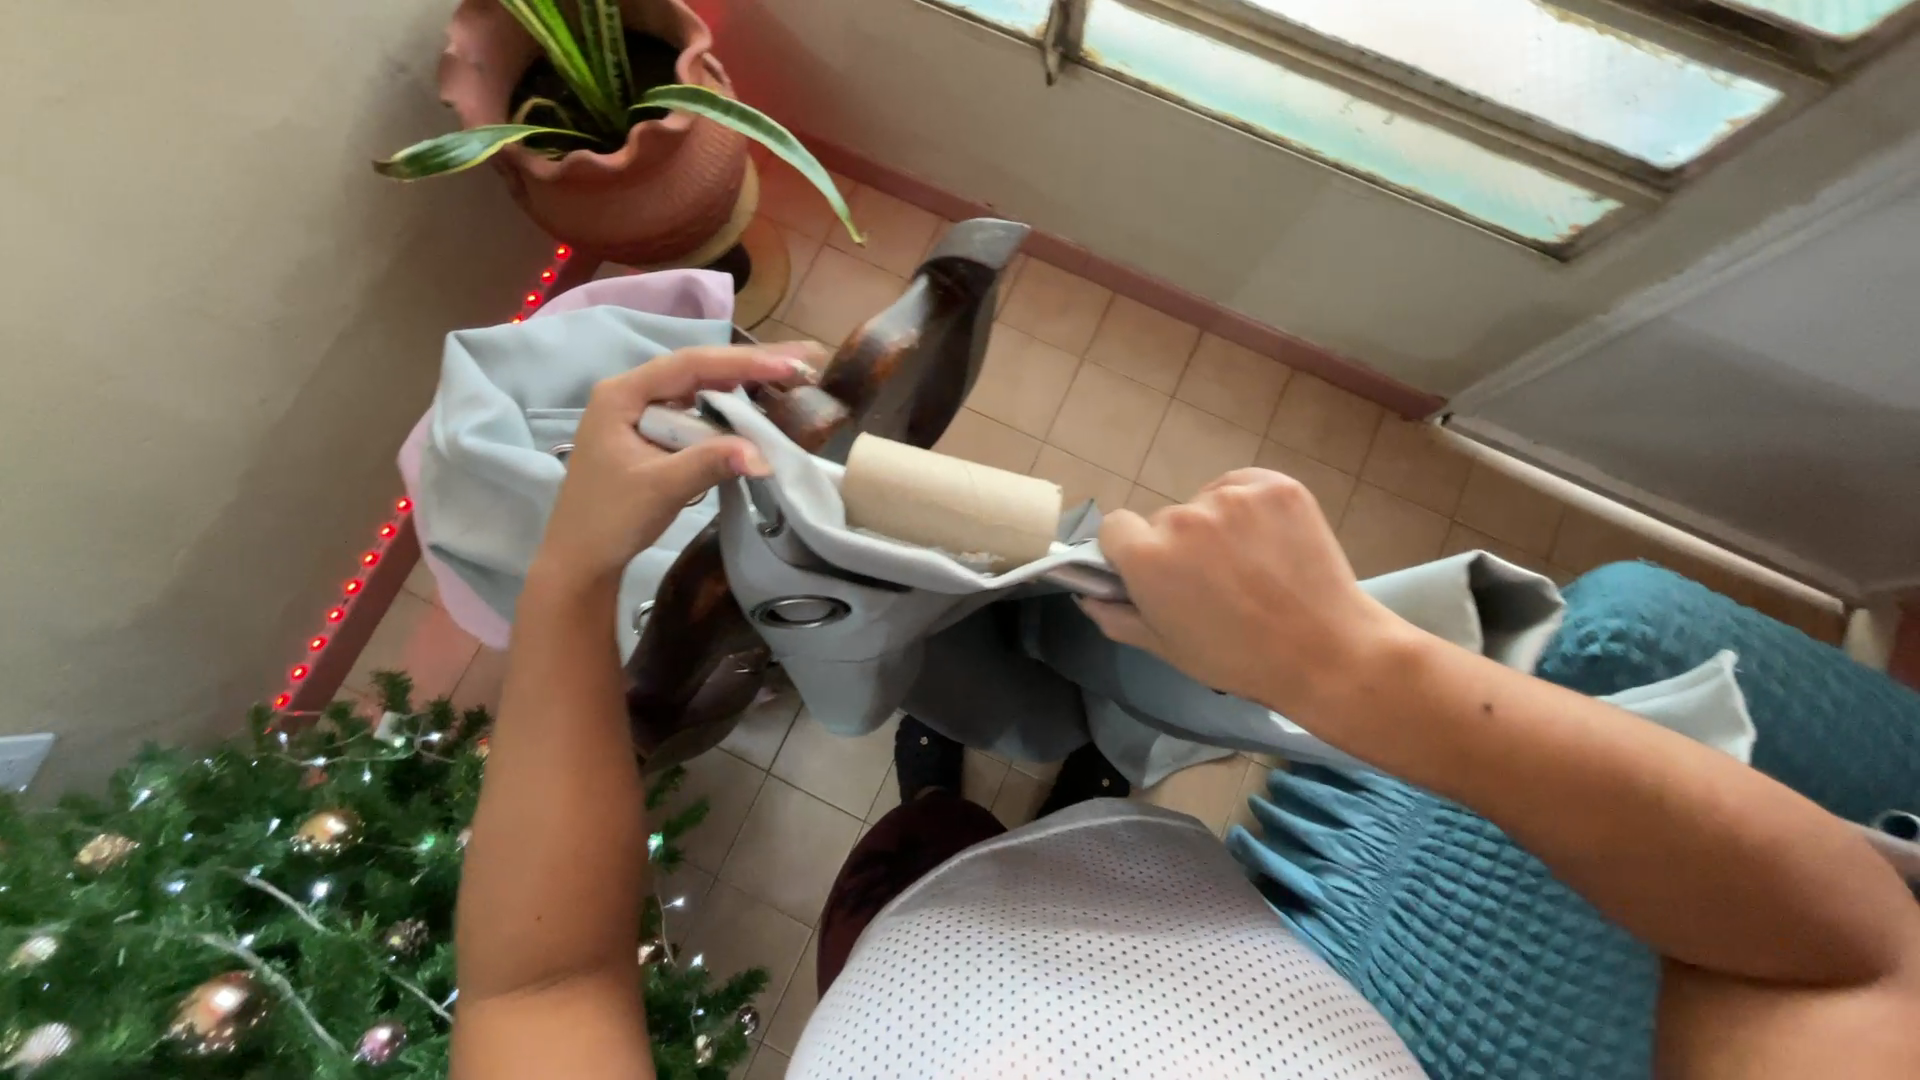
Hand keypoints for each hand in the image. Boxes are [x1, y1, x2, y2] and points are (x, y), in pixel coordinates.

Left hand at [532, 343, 824, 589]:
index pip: (691, 366)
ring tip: (790, 378)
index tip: (788, 365)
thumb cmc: (609, 518)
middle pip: (699, 370)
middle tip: (803, 359)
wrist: (581, 557)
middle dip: (751, 366)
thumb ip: (710, 463)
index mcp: (623, 393)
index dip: (743, 363)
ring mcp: (644, 414)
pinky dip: (730, 413)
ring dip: (745, 386)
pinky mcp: (655, 435)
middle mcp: (634, 393)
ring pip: (701, 391)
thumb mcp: (661, 487)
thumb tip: (766, 456)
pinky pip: (698, 415)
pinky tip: (759, 410)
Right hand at [1082, 468, 1411, 717]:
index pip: (1115, 528)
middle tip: (1213, 583)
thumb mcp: (1164, 647)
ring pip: (1205, 504)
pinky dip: (1249, 508)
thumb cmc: (1236, 658)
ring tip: (1250, 565)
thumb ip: (1115, 615)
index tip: (1156, 575)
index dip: (1130, 553)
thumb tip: (1085, 594)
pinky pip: (1242, 487)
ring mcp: (1232, 497)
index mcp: (1147, 556)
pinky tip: (1270, 541)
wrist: (1327, 652)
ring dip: (1216, 526)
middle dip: (1178, 546)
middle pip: (1164, 520)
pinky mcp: (1274, 485)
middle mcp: (1182, 517)